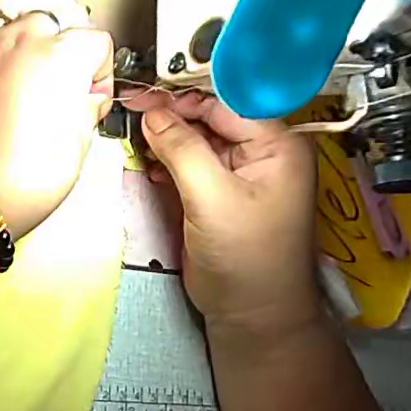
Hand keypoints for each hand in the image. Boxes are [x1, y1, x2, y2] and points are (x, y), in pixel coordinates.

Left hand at [0, 0, 114, 238]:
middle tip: (54, 85)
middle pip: (48, 20)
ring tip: (16, 50)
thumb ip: (86, 113)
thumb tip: (86, 99)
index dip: (99, 72)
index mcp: (59, 57)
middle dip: (58, 47)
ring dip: (13, 21)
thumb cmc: (25, 181)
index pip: (95, 42)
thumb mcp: (76, 153)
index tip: (91, 99)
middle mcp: (16, 38)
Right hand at [123, 88, 319, 336]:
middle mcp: (260, 154)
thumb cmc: (249, 260)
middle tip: (134, 112)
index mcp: (276, 146)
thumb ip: (182, 151)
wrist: (250, 314)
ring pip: (195, 140)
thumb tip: (154, 115)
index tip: (145, 96)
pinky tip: (151, 164)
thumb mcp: (213, 198)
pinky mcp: (216, 194)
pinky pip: (189, 165)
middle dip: (171, 116)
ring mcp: (236, 175)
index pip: (226, 103)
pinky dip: (167, 162)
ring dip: (166, 139)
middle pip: (209, 118)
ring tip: (139, 138)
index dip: (184, 97)